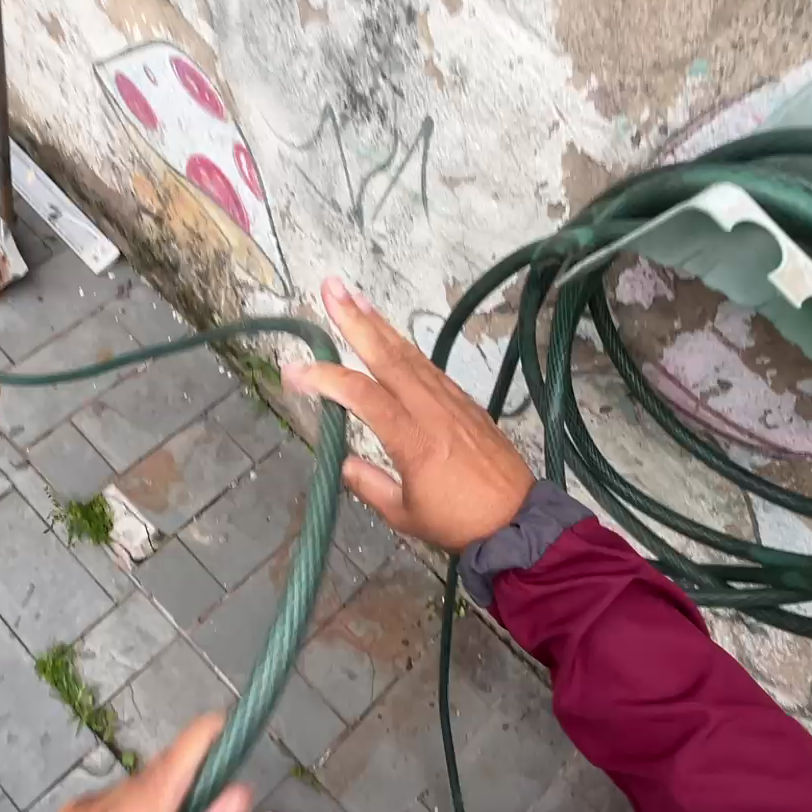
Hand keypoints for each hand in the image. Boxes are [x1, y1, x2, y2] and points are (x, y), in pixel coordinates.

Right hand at [283, 277, 533, 550]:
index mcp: (412, 438)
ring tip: (354, 297)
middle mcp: (431, 409)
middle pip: (387, 356)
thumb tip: (343, 462)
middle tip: (330, 288)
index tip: (294, 370)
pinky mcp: (464, 401)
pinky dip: (405, 346)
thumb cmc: (459, 523)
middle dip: (355, 319)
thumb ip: (369, 485)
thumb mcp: (405, 515)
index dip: (325, 379)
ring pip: (409, 354)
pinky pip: (428, 366)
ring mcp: (451, 400)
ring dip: (380, 324)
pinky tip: (390, 336)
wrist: (518, 519)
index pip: (360, 395)